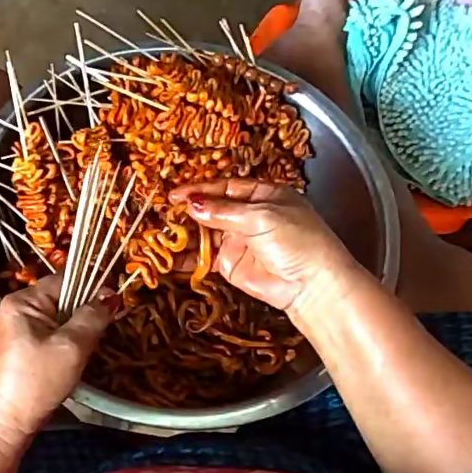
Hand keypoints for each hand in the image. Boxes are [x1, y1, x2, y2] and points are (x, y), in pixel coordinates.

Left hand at [0, 276, 112, 441]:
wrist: (9, 419)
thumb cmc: (38, 381)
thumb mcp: (72, 346)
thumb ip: (92, 316)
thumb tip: (111, 294)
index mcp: (23, 300)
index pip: (64, 279)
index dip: (92, 286)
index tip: (116, 298)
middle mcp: (18, 307)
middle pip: (63, 295)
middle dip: (87, 308)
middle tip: (108, 323)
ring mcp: (20, 325)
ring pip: (61, 314)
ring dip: (80, 325)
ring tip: (94, 340)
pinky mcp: (25, 343)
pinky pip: (54, 329)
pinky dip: (70, 337)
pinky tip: (80, 351)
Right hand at [170, 180, 369, 323]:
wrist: (311, 285)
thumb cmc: (298, 241)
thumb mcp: (261, 217)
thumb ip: (223, 211)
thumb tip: (192, 206)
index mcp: (262, 195)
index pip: (224, 187)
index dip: (199, 190)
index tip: (174, 195)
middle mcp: (247, 215)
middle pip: (210, 209)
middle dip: (187, 212)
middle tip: (162, 215)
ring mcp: (236, 240)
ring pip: (203, 233)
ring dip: (183, 234)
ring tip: (160, 236)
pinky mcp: (228, 264)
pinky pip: (202, 257)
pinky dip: (185, 258)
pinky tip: (168, 256)